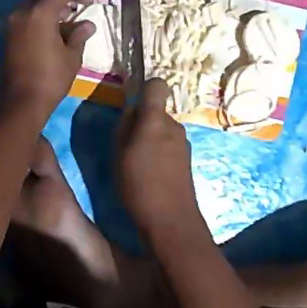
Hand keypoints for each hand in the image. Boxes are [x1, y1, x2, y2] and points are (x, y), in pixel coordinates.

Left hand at [0, 0, 93, 120]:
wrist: (20, 101)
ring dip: (51, 5)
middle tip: (79, 6)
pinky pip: (26, 14)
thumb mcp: (71, 57)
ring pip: (34, 2)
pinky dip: (40, 15)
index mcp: (40, 13)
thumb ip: (79, 35)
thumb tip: (87, 24)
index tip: (91, 1)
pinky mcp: (8, 34)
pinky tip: (53, 29)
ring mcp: (12, 22)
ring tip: (67, 19)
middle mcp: (22, 11)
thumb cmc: (50, 79)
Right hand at [118, 78, 203, 240]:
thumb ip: (125, 126)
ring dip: (148, 139)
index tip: (131, 105)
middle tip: (124, 144)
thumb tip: (130, 107)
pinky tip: (147, 174)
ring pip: (161, 130)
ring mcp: (183, 144)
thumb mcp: (121, 153)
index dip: (144, 90)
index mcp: (157, 120)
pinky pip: (166, 146)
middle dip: (141, 121)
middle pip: (156, 112)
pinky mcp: (185, 161)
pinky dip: (156, 153)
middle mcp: (174, 126)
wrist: (171, 221)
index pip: (157, 86)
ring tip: (134, 164)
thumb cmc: (140, 186)